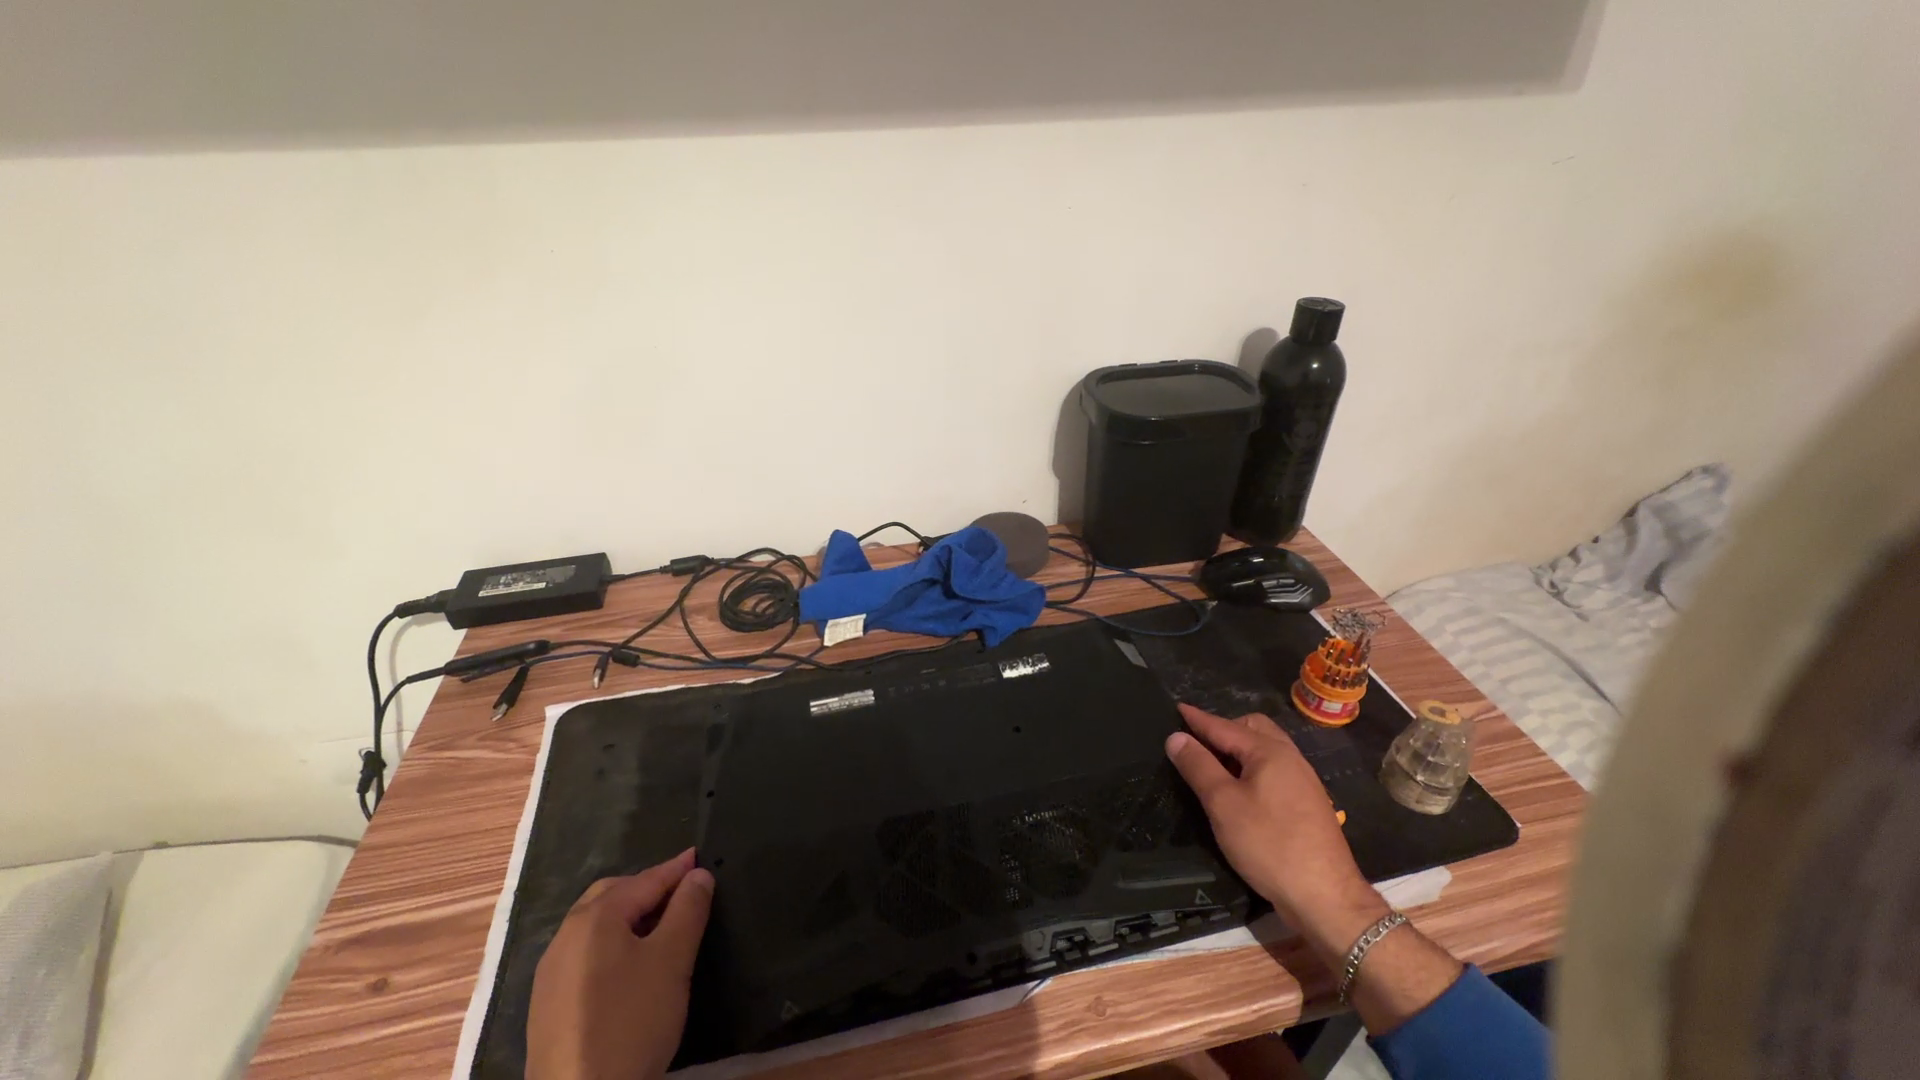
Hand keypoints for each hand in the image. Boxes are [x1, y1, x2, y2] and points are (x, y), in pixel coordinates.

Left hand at [526, 849, 714, 1079]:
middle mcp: (567, 935)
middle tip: (680, 892)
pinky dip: (610, 943)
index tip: (700, 858)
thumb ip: (687, 912)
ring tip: (658, 927)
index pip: (645, 880)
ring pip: (594, 925)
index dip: (676, 869)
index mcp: (596, 917)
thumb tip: (698, 875)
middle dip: (647, 887)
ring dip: (627, 915)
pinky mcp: (548, 1003)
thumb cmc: (632, 1020)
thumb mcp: (672, 961)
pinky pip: (584, 953)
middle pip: (611, 894)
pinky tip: (626, 967)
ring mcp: (552, 971)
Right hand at [1165, 704, 1388, 960]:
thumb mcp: (1223, 804)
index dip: (1198, 719)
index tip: (1177, 708)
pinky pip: (1275, 769)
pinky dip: (1253, 767)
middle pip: (1254, 729)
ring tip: (1215, 764)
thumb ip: (1199, 767)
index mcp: (1270, 752)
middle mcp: (1291, 758)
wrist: (1325, 894)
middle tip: (1198, 742)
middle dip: (1225, 728)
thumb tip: (1176, 737)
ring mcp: (1303, 781)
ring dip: (1240, 749)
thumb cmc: (1269, 844)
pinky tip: (1242, 789)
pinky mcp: (1307, 804)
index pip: (1225, 727)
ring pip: (1267, 750)